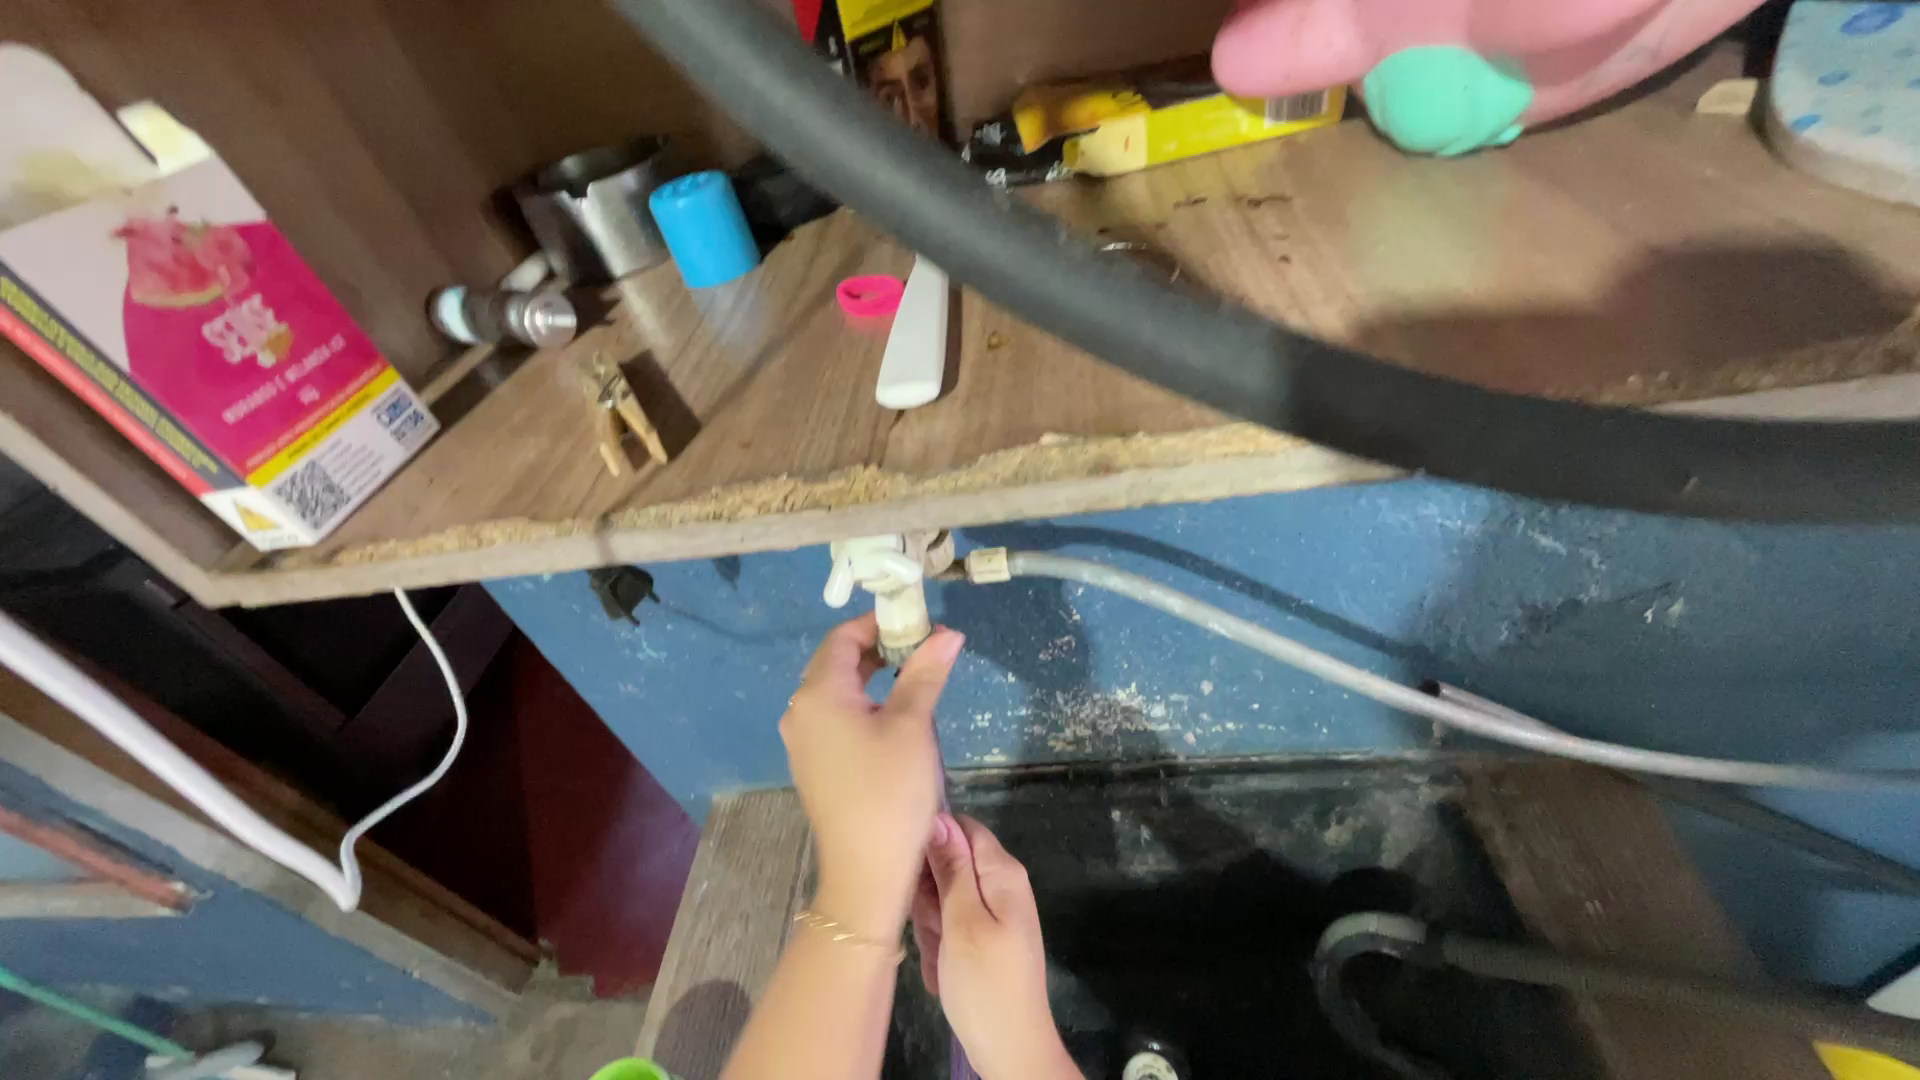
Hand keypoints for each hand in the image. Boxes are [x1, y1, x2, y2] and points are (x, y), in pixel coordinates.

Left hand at [782, 613, 963, 942]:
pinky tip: (891, 715)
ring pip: (835, 690)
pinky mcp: (813, 764)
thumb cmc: (890, 791)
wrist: (866, 871)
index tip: (918, 623)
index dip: (879, 623)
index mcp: (818, 694)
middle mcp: (800, 712)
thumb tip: (948, 633)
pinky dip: (861, 703)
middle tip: (921, 647)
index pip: (843, 637)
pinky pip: (833, 717)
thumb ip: (926, 672)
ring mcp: (802, 741)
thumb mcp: (914, 725)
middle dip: (878, 647)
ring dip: (871, 675)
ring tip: (913, 676)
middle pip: (836, 661)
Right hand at [914, 814, 1077, 1079]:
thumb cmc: (985, 984)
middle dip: (930, 894)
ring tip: (938, 953)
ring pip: (944, 897)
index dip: (933, 843)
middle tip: (931, 926)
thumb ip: (951, 867)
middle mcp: (1001, 884)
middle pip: (950, 863)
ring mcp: (994, 912)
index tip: (914, 874)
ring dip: (931, 924)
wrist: (1011, 1050)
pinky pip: (951, 924)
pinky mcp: (985, 937)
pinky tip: (940, 968)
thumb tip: (939, 818)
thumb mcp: (962, 921)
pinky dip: (940, 944)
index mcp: (1002, 871)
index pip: (962, 827)